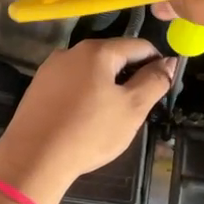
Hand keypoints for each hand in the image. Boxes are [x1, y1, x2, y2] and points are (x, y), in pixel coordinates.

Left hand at [0, 39, 174, 203]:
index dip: (157, 62)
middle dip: (130, 75)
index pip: (138, 46)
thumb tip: (169, 62)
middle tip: (140, 105)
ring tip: (113, 115)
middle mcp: (71, 51)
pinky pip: (71, 84)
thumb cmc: (89, 132)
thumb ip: (154, 81)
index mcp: (97, 51)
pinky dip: (85, 94)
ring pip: (90, 71)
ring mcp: (50, 69)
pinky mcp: (37, 88)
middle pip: (112, 56)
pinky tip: (86, 118)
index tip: (164, 85)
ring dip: (107, 86)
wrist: (34, 158)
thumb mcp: (132, 109)